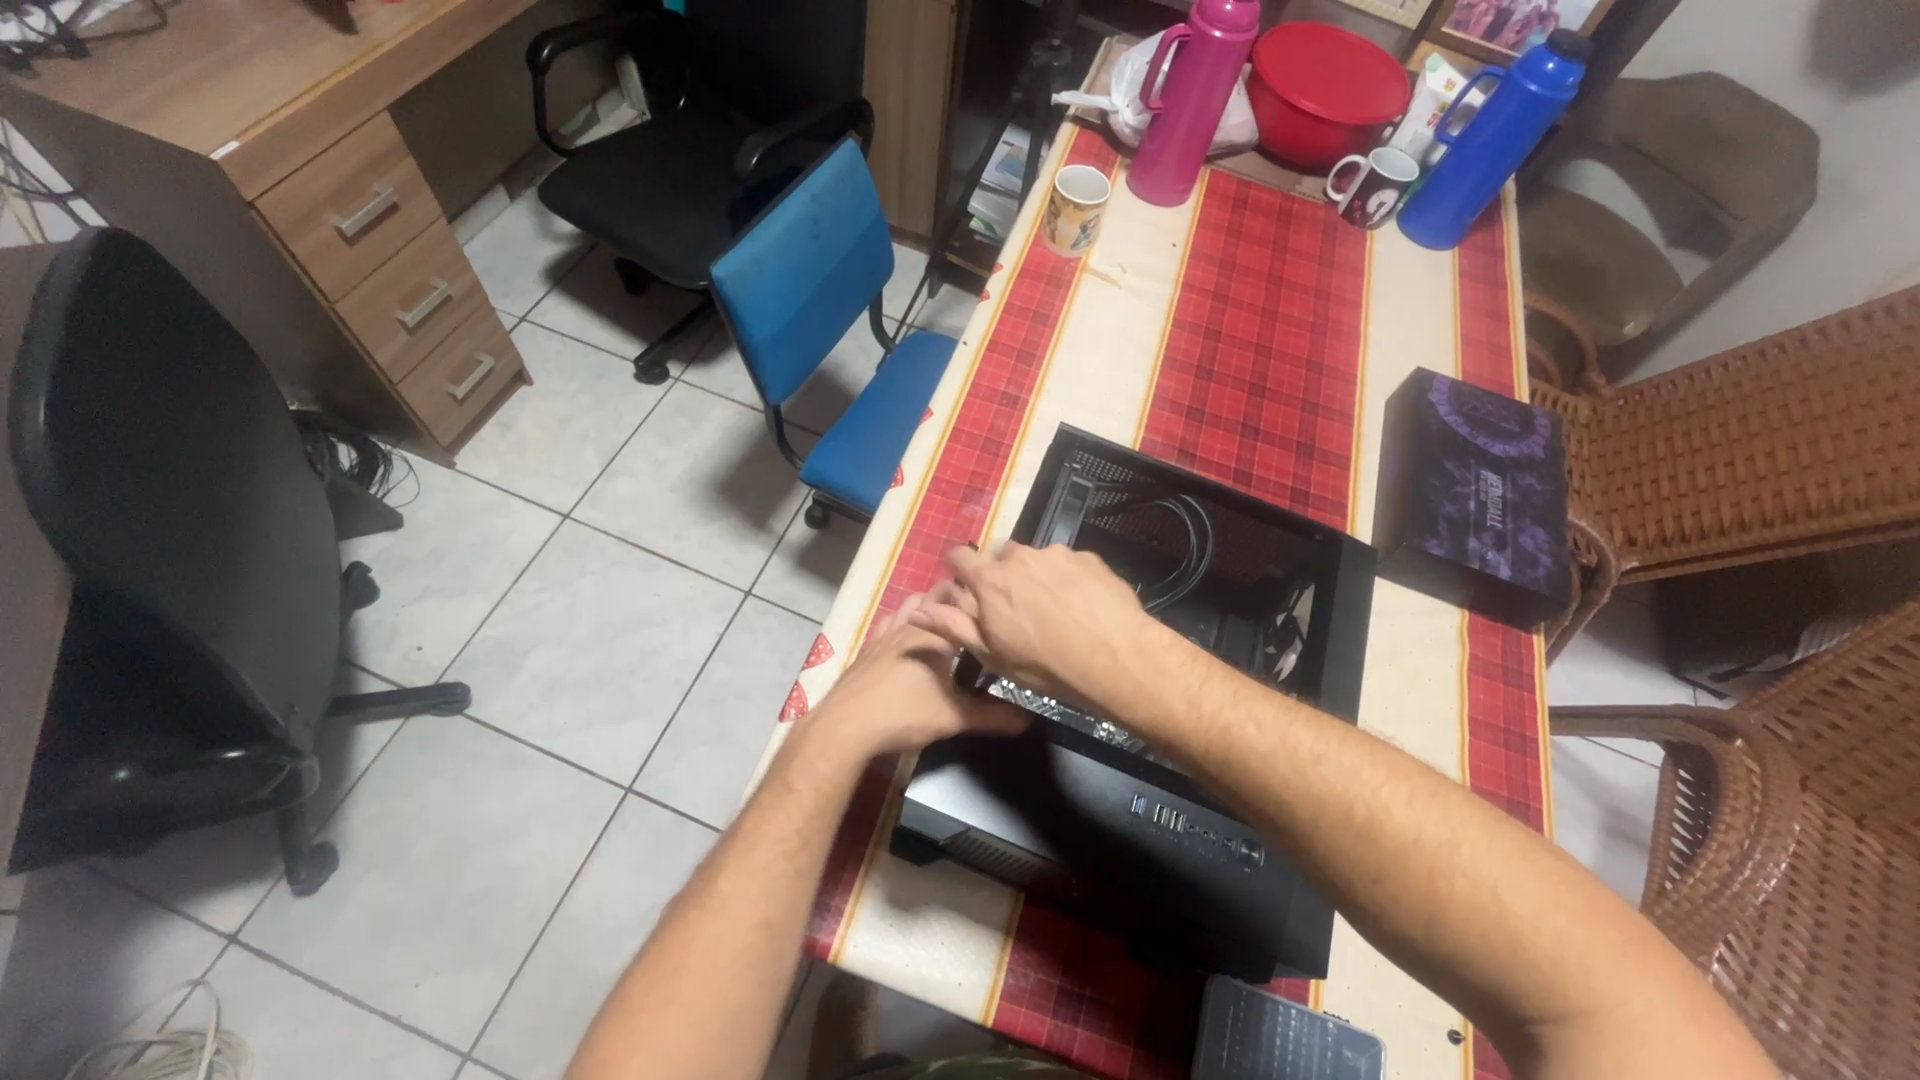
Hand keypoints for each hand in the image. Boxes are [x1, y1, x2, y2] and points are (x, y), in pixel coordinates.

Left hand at [799, 592, 1026, 762]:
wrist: (846, 726)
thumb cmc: (904, 714)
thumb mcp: (954, 718)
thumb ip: (992, 717)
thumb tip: (1027, 720)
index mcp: (935, 635)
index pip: (961, 600)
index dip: (978, 597)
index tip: (995, 602)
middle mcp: (910, 625)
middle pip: (933, 594)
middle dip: (954, 596)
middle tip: (974, 612)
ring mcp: (885, 634)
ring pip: (908, 603)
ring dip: (926, 605)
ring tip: (943, 619)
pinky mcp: (868, 648)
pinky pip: (889, 623)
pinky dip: (902, 622)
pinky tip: (905, 638)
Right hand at [906, 543, 1161, 710]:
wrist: (1115, 658)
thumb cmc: (1045, 665)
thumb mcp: (993, 655)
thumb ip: (954, 627)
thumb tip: (917, 609)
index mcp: (990, 580)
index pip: (959, 555)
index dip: (958, 568)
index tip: (965, 584)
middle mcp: (1020, 557)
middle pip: (1000, 554)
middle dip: (1000, 573)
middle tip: (1013, 605)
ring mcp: (1057, 554)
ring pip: (1035, 558)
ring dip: (1035, 575)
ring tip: (1052, 607)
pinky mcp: (1088, 558)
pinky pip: (1067, 563)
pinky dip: (1066, 578)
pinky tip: (1079, 605)